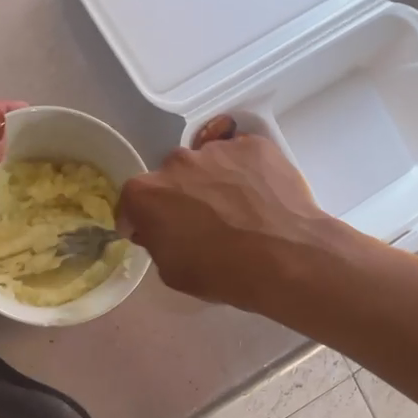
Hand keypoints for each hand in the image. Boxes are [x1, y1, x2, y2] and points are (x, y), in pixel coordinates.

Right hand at [119, 130, 337, 308]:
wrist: (285, 258)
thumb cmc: (220, 273)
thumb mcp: (171, 272)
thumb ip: (156, 242)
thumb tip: (160, 230)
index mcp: (146, 193)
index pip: (132, 203)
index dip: (142, 221)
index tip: (155, 235)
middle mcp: (175, 161)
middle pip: (170, 178)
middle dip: (179, 197)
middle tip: (201, 223)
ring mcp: (216, 149)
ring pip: (207, 164)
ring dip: (213, 183)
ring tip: (237, 211)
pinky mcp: (254, 144)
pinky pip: (241, 158)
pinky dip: (245, 174)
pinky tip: (260, 200)